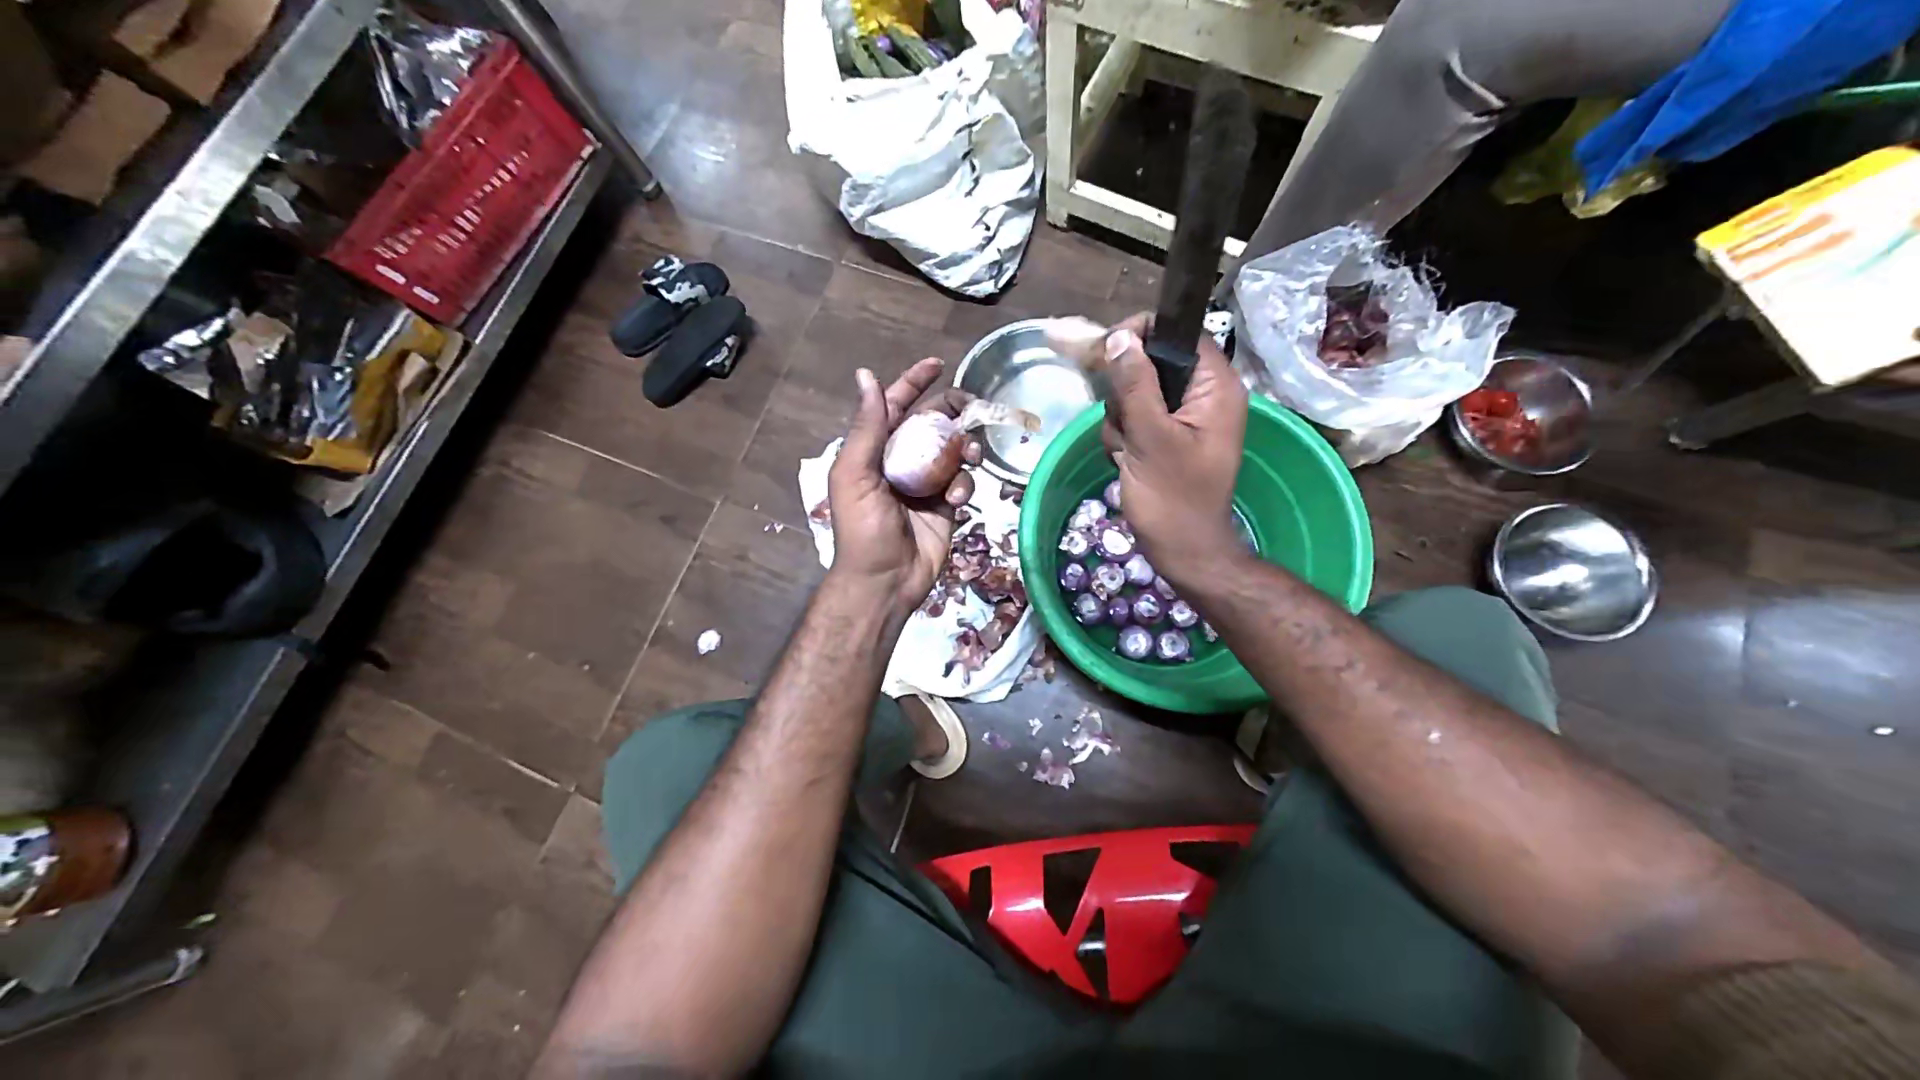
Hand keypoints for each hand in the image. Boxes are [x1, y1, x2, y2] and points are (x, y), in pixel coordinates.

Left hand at [828, 358, 974, 612]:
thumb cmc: (863, 528)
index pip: (896, 407)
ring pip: (952, 451)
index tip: (937, 364)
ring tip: (970, 452)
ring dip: (963, 446)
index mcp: (875, 451)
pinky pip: (962, 482)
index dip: (914, 382)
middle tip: (972, 405)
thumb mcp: (856, 474)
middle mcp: (902, 462)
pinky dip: (963, 483)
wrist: (884, 580)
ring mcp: (926, 484)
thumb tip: (867, 375)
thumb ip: (867, 427)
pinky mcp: (946, 506)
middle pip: (931, 424)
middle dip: (951, 411)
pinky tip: (956, 496)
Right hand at [1100, 313, 1248, 584]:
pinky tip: (1126, 461)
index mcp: (1216, 387)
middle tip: (1124, 423)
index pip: (1179, 335)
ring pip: (1137, 394)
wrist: (1182, 551)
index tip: (1108, 353)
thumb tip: (1119, 337)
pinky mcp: (1169, 438)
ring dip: (1122, 420)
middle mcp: (1205, 396)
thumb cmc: (1172, 497)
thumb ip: (1134, 384)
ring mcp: (1186, 419)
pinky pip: (1136, 420)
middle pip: (1153, 364)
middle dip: (1126, 393)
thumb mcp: (1150, 436)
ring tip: (1128, 451)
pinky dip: (1124, 437)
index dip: (1142, 336)